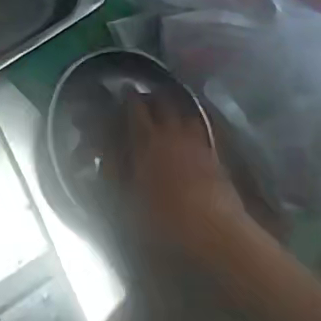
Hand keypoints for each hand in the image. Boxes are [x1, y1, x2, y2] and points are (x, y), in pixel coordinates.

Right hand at [123, 95, 249, 261]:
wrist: (213, 229)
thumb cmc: (164, 217)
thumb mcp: (128, 199)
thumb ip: (115, 173)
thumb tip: (106, 156)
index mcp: (146, 141)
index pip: (136, 108)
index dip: (128, 98)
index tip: (123, 92)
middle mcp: (171, 133)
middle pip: (162, 102)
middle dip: (152, 96)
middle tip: (145, 98)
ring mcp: (196, 141)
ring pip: (185, 110)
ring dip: (174, 105)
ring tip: (168, 108)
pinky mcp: (214, 153)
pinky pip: (202, 127)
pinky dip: (193, 122)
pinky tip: (191, 129)